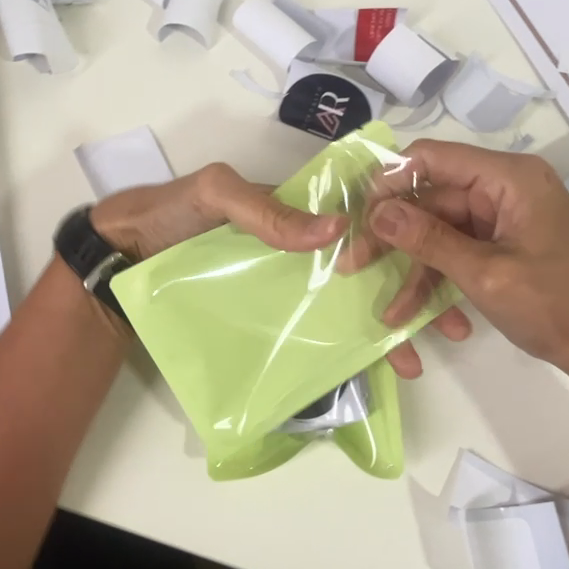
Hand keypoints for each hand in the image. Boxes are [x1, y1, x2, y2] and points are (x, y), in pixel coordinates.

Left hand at [91, 162, 469, 376]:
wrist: (122, 258)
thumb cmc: (169, 214)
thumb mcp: (214, 195)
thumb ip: (264, 208)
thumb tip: (335, 230)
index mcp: (296, 209)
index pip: (361, 223)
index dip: (402, 244)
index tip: (436, 272)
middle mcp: (300, 246)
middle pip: (367, 268)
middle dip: (411, 293)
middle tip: (447, 328)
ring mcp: (286, 284)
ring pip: (346, 304)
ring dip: (385, 329)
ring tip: (414, 362)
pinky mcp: (268, 314)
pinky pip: (312, 332)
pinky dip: (342, 351)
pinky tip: (368, 374)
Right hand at [366, 140, 568, 374]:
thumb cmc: (556, 306)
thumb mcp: (484, 273)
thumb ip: (427, 239)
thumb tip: (376, 213)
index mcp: (508, 179)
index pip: (432, 158)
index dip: (390, 181)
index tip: (358, 215)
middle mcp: (504, 189)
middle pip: (431, 200)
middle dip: (395, 238)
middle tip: (353, 266)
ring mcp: (504, 219)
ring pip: (439, 232)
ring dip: (416, 271)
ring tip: (392, 313)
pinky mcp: (503, 246)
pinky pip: (458, 252)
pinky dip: (442, 282)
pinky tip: (433, 321)